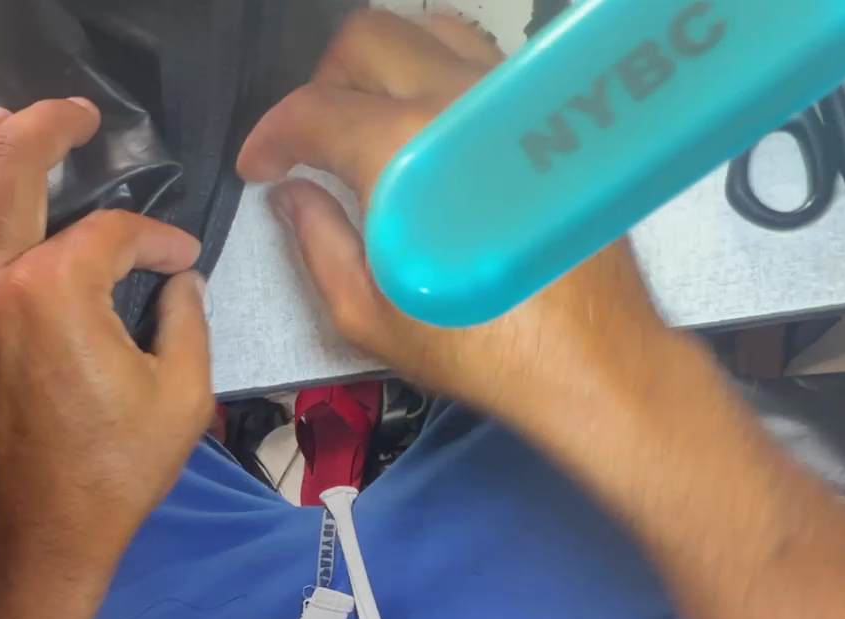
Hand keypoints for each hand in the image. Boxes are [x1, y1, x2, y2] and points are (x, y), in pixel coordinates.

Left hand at [0, 99, 213, 578]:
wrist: (38, 536)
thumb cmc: (115, 473)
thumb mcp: (184, 397)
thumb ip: (189, 320)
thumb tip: (181, 279)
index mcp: (58, 290)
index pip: (114, 231)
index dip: (158, 237)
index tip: (182, 258)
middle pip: (3, 161)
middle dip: (48, 124)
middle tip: (78, 115)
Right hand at [237, 11, 683, 433]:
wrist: (586, 359)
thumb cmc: (475, 350)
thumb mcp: (368, 316)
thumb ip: (317, 245)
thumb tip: (292, 195)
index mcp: (400, 153)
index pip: (312, 110)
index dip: (269, 135)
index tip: (257, 166)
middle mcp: (456, 101)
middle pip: (365, 40)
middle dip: (319, 85)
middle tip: (308, 144)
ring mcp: (509, 98)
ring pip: (427, 31)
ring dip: (379, 70)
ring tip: (366, 130)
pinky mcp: (545, 114)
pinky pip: (480, 60)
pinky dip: (437, 76)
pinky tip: (429, 131)